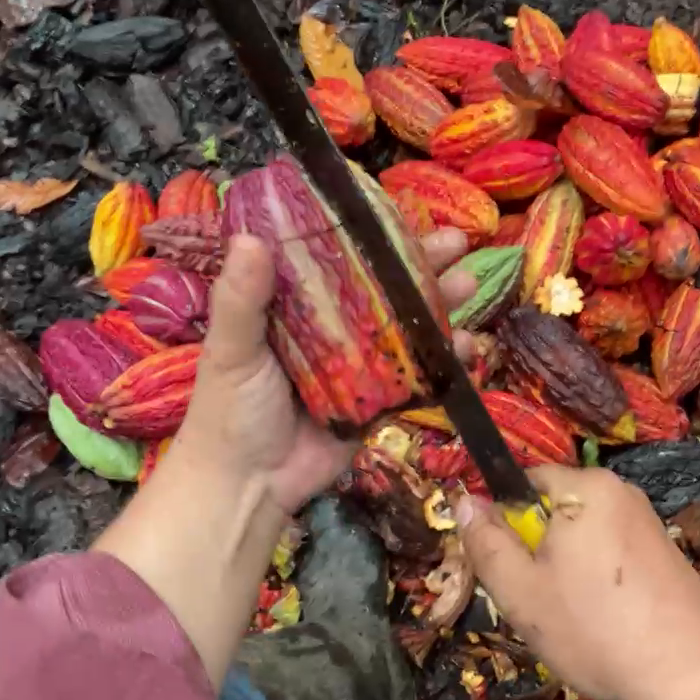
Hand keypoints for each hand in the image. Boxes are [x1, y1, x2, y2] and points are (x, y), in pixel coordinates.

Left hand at [171, 228, 475, 512]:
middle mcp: (336, 328)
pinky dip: (446, 361)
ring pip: (410, 326)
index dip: (373, 237)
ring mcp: (364, 363)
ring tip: (470, 286)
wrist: (248, 484)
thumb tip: (254, 238)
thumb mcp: (231, 350)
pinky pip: (420, 374)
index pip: (342, 259)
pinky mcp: (383, 399)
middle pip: (387, 288)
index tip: (403, 214)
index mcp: (298, 306)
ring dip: (443, 306)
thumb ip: (242, 300)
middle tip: (459, 245)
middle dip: (424, 266)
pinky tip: (467, 347)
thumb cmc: (229, 411)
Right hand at [457, 466, 699, 699]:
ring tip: (575, 617)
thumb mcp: (521, 592)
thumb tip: (466, 500)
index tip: (508, 566)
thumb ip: (487, 543)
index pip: (527, 481)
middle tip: (539, 601)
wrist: (684, 673)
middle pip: (559, 509)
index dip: (506, 522)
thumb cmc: (593, 628)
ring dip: (570, 568)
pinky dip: (602, 580)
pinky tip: (608, 622)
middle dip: (540, 549)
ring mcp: (651, 521)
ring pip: (587, 535)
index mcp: (588, 487)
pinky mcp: (668, 552)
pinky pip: (616, 553)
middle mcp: (623, 491)